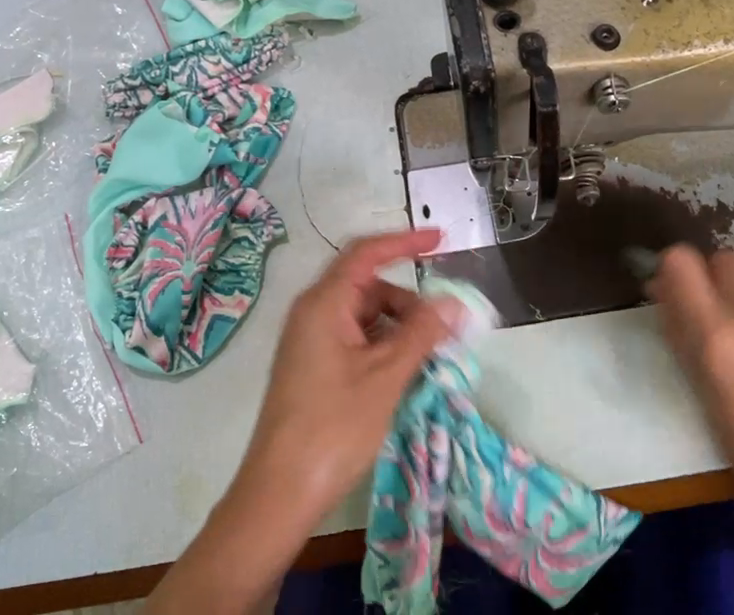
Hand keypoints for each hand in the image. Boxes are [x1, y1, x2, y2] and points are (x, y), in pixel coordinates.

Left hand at [237, 229, 463, 529]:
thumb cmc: (333, 427)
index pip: (366, 253)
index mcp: (324, 304)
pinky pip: (355, 340)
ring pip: (364, 317)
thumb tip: (453, 302)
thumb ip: (422, 333)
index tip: (442, 241)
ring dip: (399, 328)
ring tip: (429, 358)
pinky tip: (405, 374)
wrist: (280, 491)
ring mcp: (311, 342)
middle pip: (368, 287)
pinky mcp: (313, 368)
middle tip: (444, 330)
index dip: (404, 242)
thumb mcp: (386, 376)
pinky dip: (383, 347)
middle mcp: (313, 314)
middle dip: (409, 301)